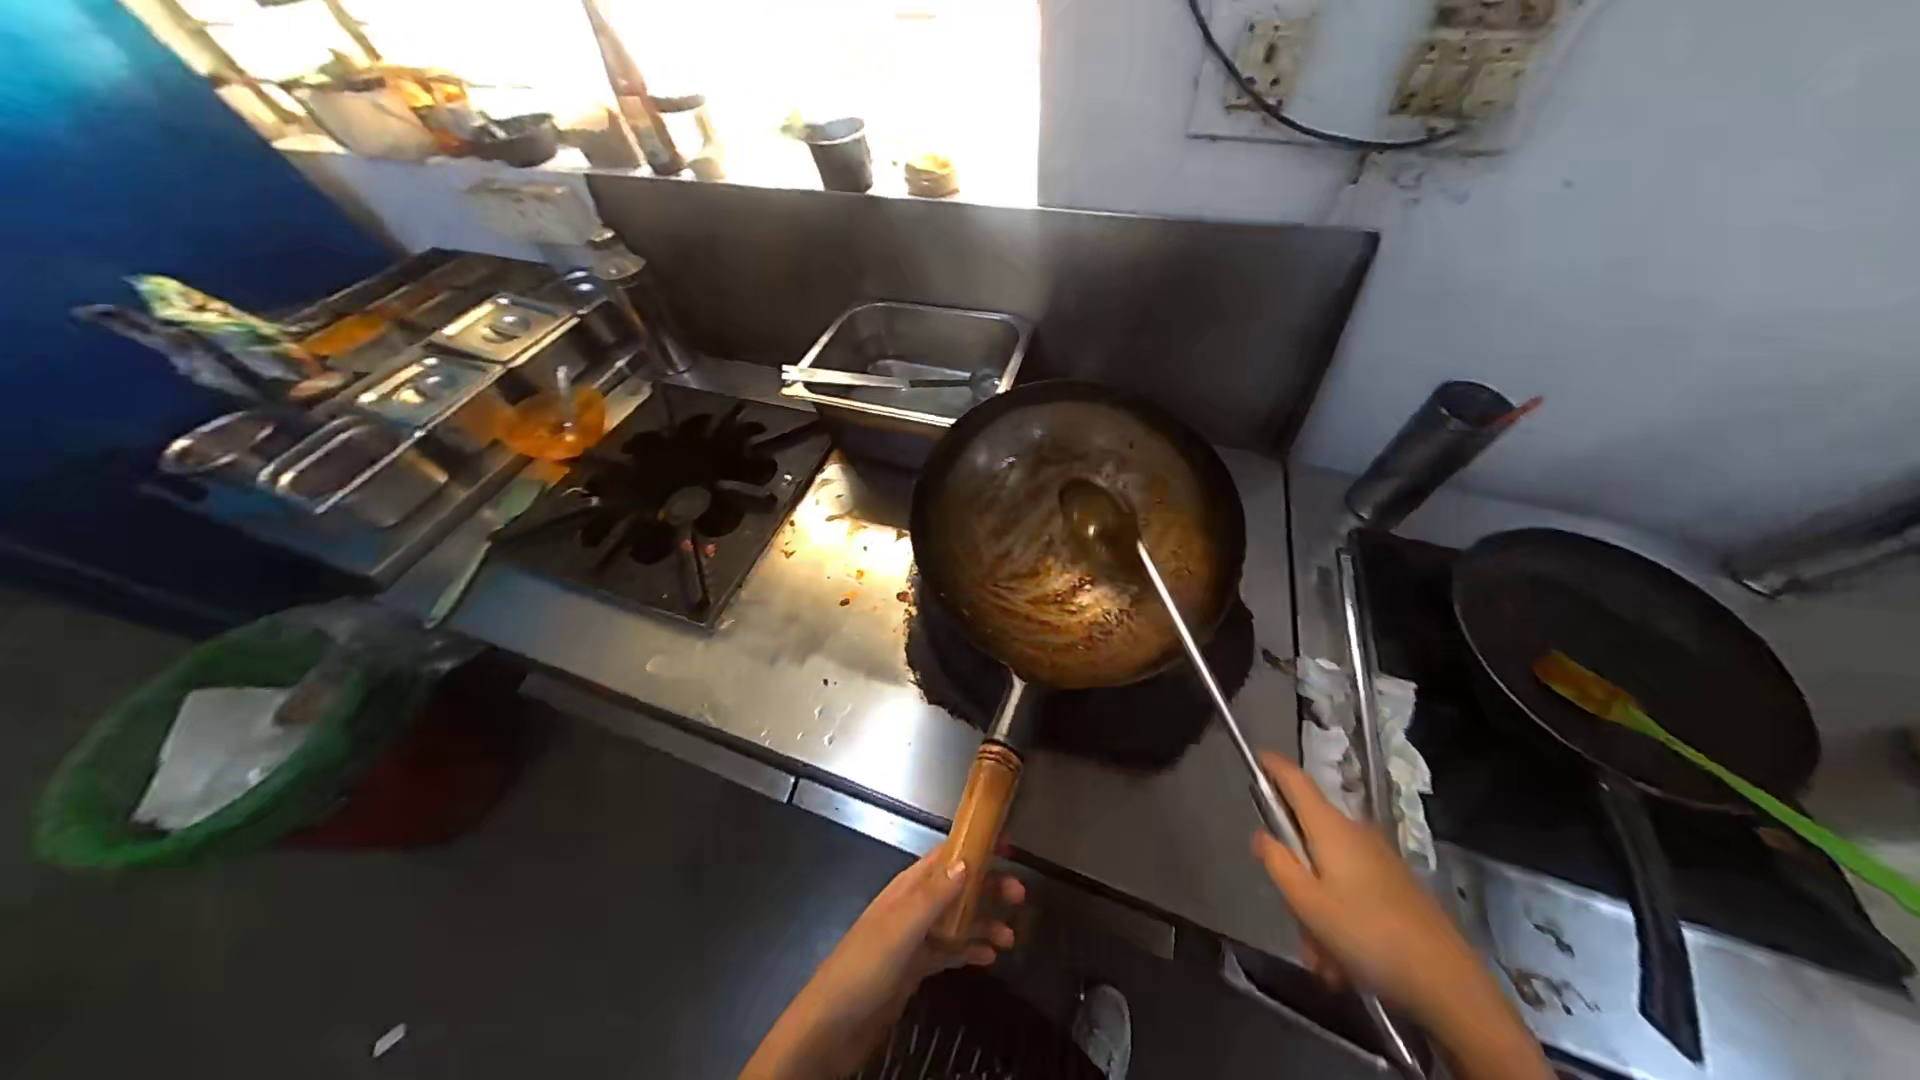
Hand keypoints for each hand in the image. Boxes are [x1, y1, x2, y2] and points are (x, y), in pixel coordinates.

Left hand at [740, 849, 1024, 1079]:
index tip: (1006, 844)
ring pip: (957, 920)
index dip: (975, 847)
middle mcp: (913, 907)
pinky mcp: (915, 967)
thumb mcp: (900, 928)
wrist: (832, 1026)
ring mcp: (914, 938)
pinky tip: (990, 958)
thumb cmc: (864, 968)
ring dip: (985, 922)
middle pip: (957, 888)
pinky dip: (971, 950)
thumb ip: (933, 895)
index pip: (945, 857)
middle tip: (1020, 896)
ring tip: (1011, 936)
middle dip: (988, 887)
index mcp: (907, 889)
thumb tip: (966, 860)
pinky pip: (950, 950)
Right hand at [1250, 752, 1489, 1017]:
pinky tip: (1343, 960)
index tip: (1258, 756)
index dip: (1274, 766)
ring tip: (1321, 954)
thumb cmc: (1366, 934)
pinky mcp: (1395, 886)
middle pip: (1307, 836)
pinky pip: (1350, 891)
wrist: (1447, 983)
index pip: (1296, 781)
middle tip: (1292, 913)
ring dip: (1316, 908)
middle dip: (1293, 874)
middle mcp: (1355, 834)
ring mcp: (1378, 859)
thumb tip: (1262, 834)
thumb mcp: (1305, 901)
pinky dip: (1339, 919)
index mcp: (1330, 827)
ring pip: (1327, 872)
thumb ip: (1277, 862)